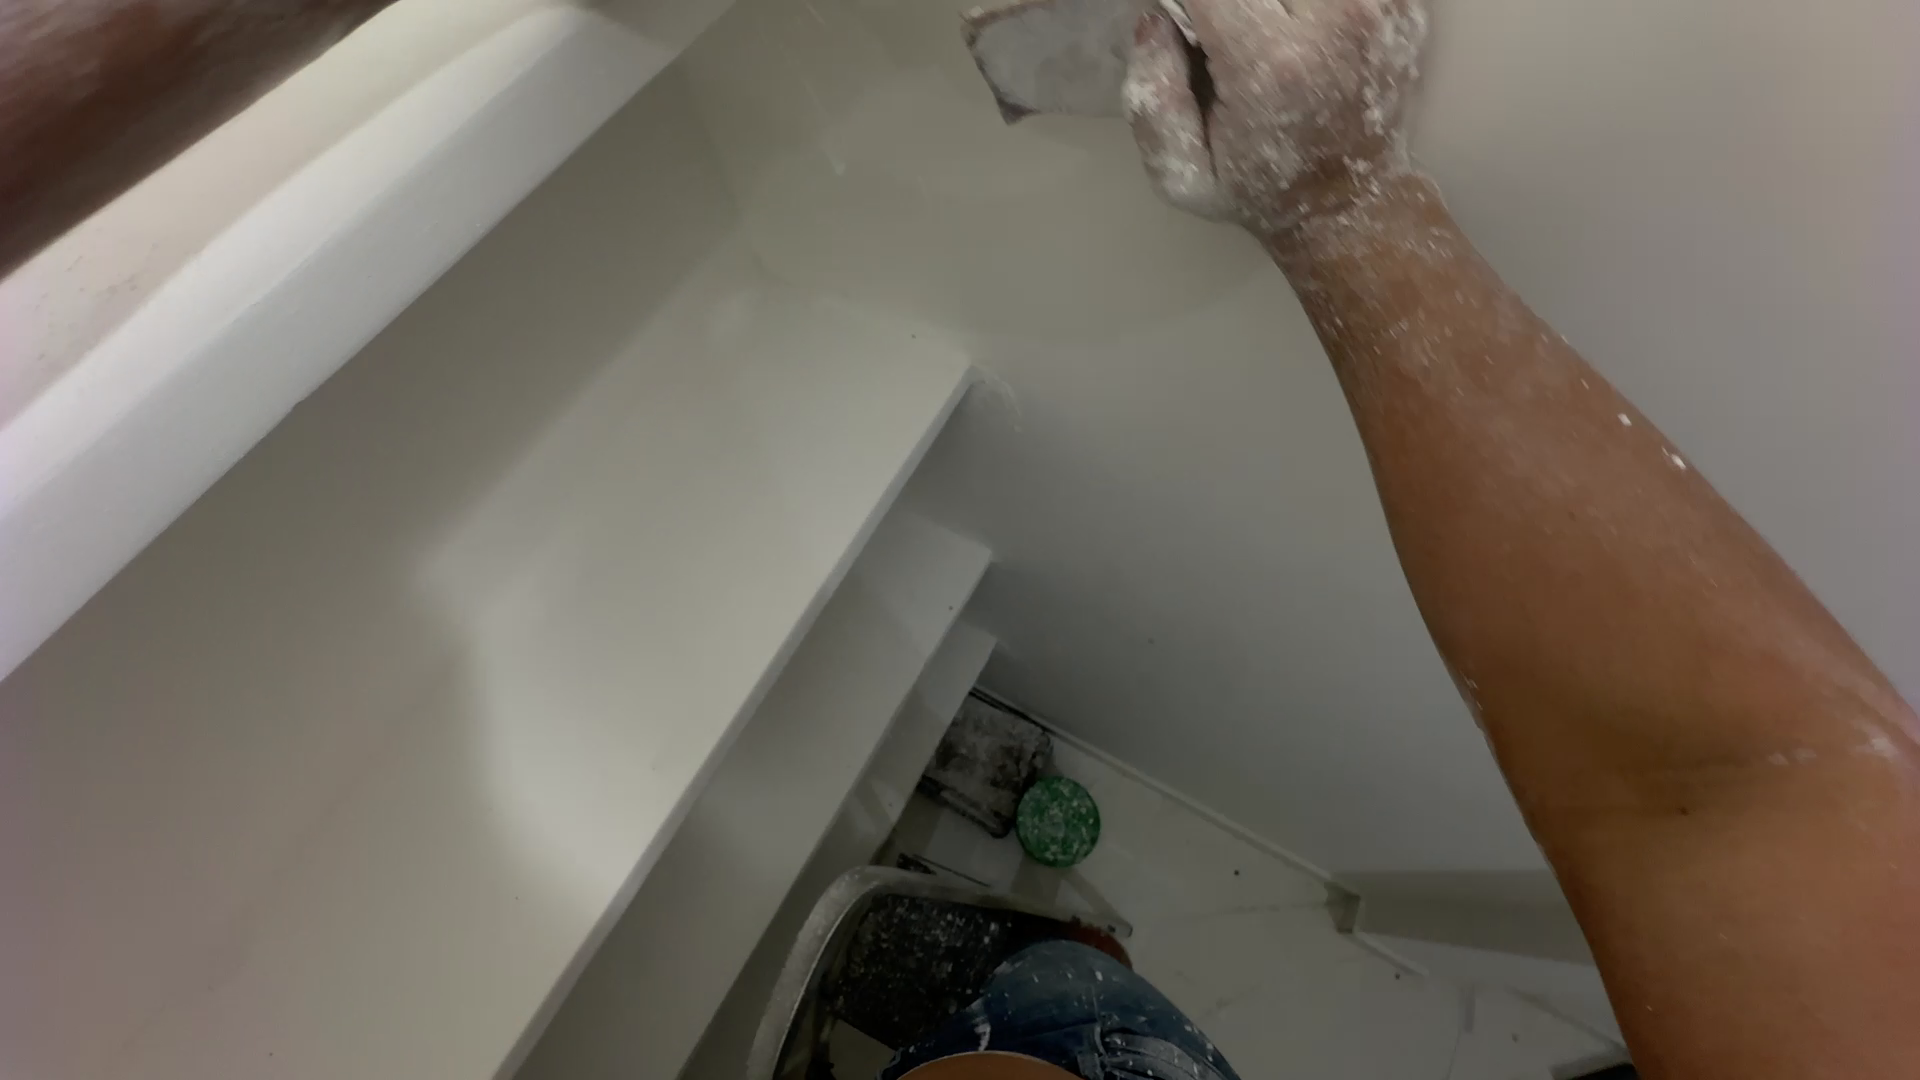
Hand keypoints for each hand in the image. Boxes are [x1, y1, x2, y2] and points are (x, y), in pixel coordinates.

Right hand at [1123, 0, 1430, 235]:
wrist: (1345, 201)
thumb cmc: (1255, 192)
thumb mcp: (1181, 178)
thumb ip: (1152, 102)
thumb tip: (1154, 19)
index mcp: (1269, 64)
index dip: (1187, 2)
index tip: (1184, 21)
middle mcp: (1332, 19)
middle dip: (1227, 2)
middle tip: (1221, 34)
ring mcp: (1374, 2)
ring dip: (1265, 3)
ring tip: (1257, 29)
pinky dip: (1300, 6)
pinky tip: (1292, 27)